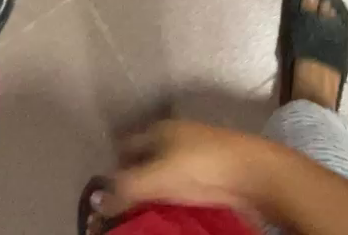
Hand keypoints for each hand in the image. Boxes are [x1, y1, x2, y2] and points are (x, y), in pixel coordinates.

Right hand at [98, 121, 284, 219]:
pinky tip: (168, 214)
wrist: (253, 172)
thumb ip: (125, 187)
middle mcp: (172, 137)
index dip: (112, 168)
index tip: (104, 196)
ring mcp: (193, 154)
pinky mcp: (209, 172)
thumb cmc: (201, 166)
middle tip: (121, 212)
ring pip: (162, 174)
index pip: (124, 146)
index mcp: (157, 130)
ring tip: (143, 217)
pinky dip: (171, 199)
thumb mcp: (157, 177)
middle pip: (143, 161)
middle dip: (131, 183)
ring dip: (152, 194)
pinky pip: (180, 186)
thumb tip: (94, 200)